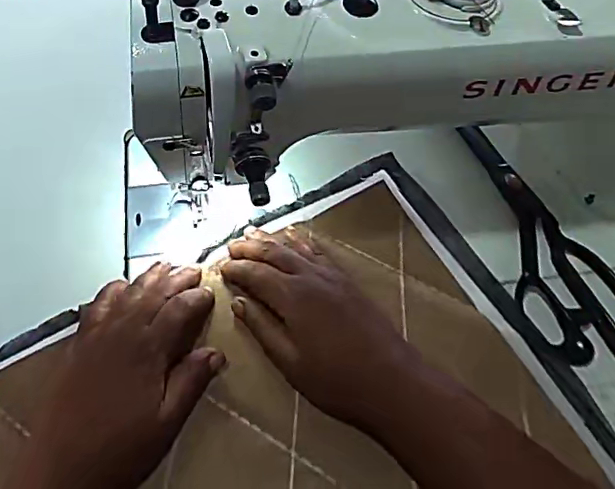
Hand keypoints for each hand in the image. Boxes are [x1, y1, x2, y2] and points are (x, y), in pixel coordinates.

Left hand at [10, 264, 225, 488]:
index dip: (196, 298)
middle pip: (154, 291)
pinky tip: (122, 287)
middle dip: (176, 278)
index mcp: (148, 348)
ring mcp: (99, 330)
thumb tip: (214, 353)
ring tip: (164, 268)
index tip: (209, 293)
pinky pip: (100, 300)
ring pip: (129, 290)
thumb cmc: (119, 450)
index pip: (178, 309)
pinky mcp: (80, 338)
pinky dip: (116, 288)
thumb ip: (190, 383)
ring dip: (149, 277)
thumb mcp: (165, 424)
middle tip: (193, 270)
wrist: (63, 463)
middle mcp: (123, 330)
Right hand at [219, 228, 422, 432]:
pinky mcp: (345, 280)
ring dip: (270, 239)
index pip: (255, 274)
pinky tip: (294, 236)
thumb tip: (239, 303)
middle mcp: (309, 277)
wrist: (393, 382)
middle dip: (248, 247)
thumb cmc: (338, 381)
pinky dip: (300, 241)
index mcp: (292, 296)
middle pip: (272, 253)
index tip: (221, 267)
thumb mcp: (291, 363)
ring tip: (253, 232)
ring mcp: (330, 276)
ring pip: (293, 247)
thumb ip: (262, 329)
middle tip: (231, 245)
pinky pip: (316, 251)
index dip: (236, 269)